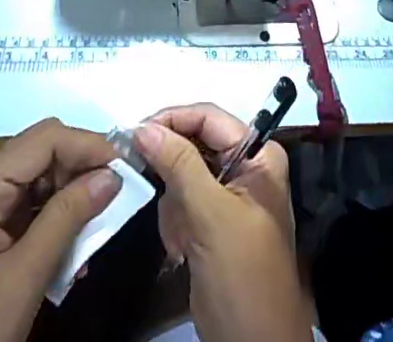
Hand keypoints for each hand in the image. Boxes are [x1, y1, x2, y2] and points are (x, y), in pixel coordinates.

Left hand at [0, 118, 121, 341]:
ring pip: (38, 178)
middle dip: (81, 168)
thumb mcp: (22, 279)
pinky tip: (77, 247)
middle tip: (118, 195)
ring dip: (72, 195)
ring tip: (101, 224)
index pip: (42, 139)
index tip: (125, 168)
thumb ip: (67, 219)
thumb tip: (112, 176)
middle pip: (40, 153)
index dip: (86, 145)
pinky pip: (28, 207)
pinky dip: (57, 218)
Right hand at [134, 105, 313, 341]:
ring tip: (185, 241)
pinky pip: (180, 205)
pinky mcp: (212, 221)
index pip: (209, 117)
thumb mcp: (212, 214)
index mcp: (259, 153)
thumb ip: (179, 164)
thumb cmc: (242, 274)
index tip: (134, 134)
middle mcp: (246, 165)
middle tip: (170, 207)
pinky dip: (176, 226)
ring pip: (181, 177)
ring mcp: (228, 194)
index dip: (172, 120)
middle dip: (175, 181)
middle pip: (192, 146)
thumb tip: (143, 127)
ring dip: (175, 210)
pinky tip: (184, 252)